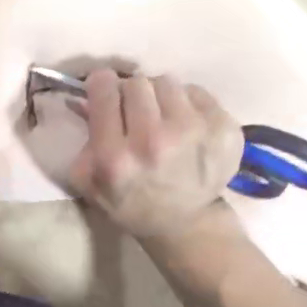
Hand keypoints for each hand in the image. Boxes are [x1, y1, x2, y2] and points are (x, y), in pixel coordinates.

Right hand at [69, 70, 244, 239]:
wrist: (184, 223)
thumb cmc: (131, 203)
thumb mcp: (90, 182)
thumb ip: (83, 139)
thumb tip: (85, 99)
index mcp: (115, 156)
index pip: (104, 88)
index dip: (102, 86)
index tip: (105, 92)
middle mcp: (153, 140)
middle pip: (136, 83)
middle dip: (132, 95)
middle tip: (135, 113)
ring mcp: (193, 132)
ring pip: (167, 82)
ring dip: (160, 97)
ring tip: (162, 120)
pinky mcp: (223, 128)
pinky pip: (197, 92)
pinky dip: (188, 105)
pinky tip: (186, 129)